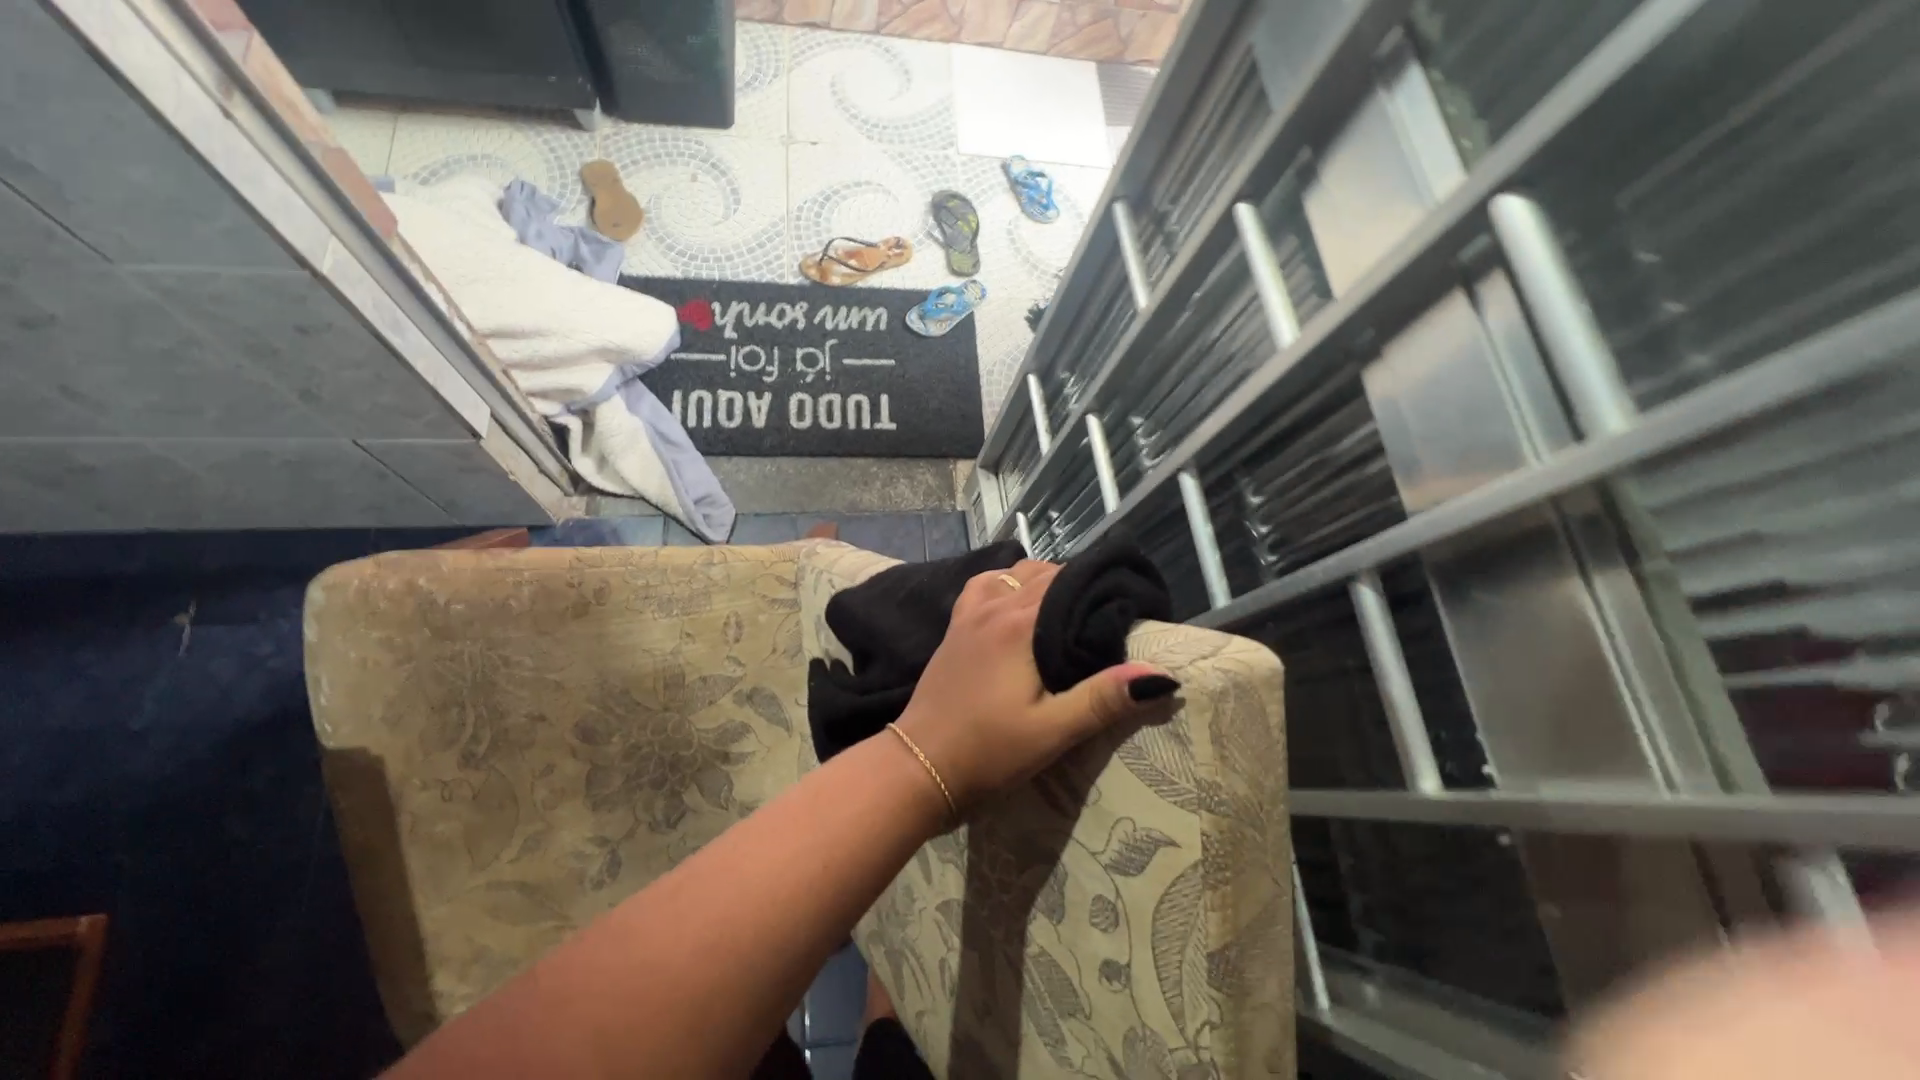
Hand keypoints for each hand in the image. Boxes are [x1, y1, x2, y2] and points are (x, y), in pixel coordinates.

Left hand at [892, 559, 1178, 811]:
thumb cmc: (989, 752)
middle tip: (1103, 619)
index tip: (1126, 611)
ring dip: (1042, 583)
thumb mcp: (1052, 732)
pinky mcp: (953, 630)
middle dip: (1077, 586)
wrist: (919, 766)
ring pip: (1013, 574)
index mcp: (1019, 624)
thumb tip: (1160, 675)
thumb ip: (1103, 699)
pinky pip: (984, 587)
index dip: (1100, 588)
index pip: (1069, 580)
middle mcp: (992, 607)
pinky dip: (1005, 585)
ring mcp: (968, 615)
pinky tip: (1016, 609)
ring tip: (1065, 614)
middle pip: (1044, 573)